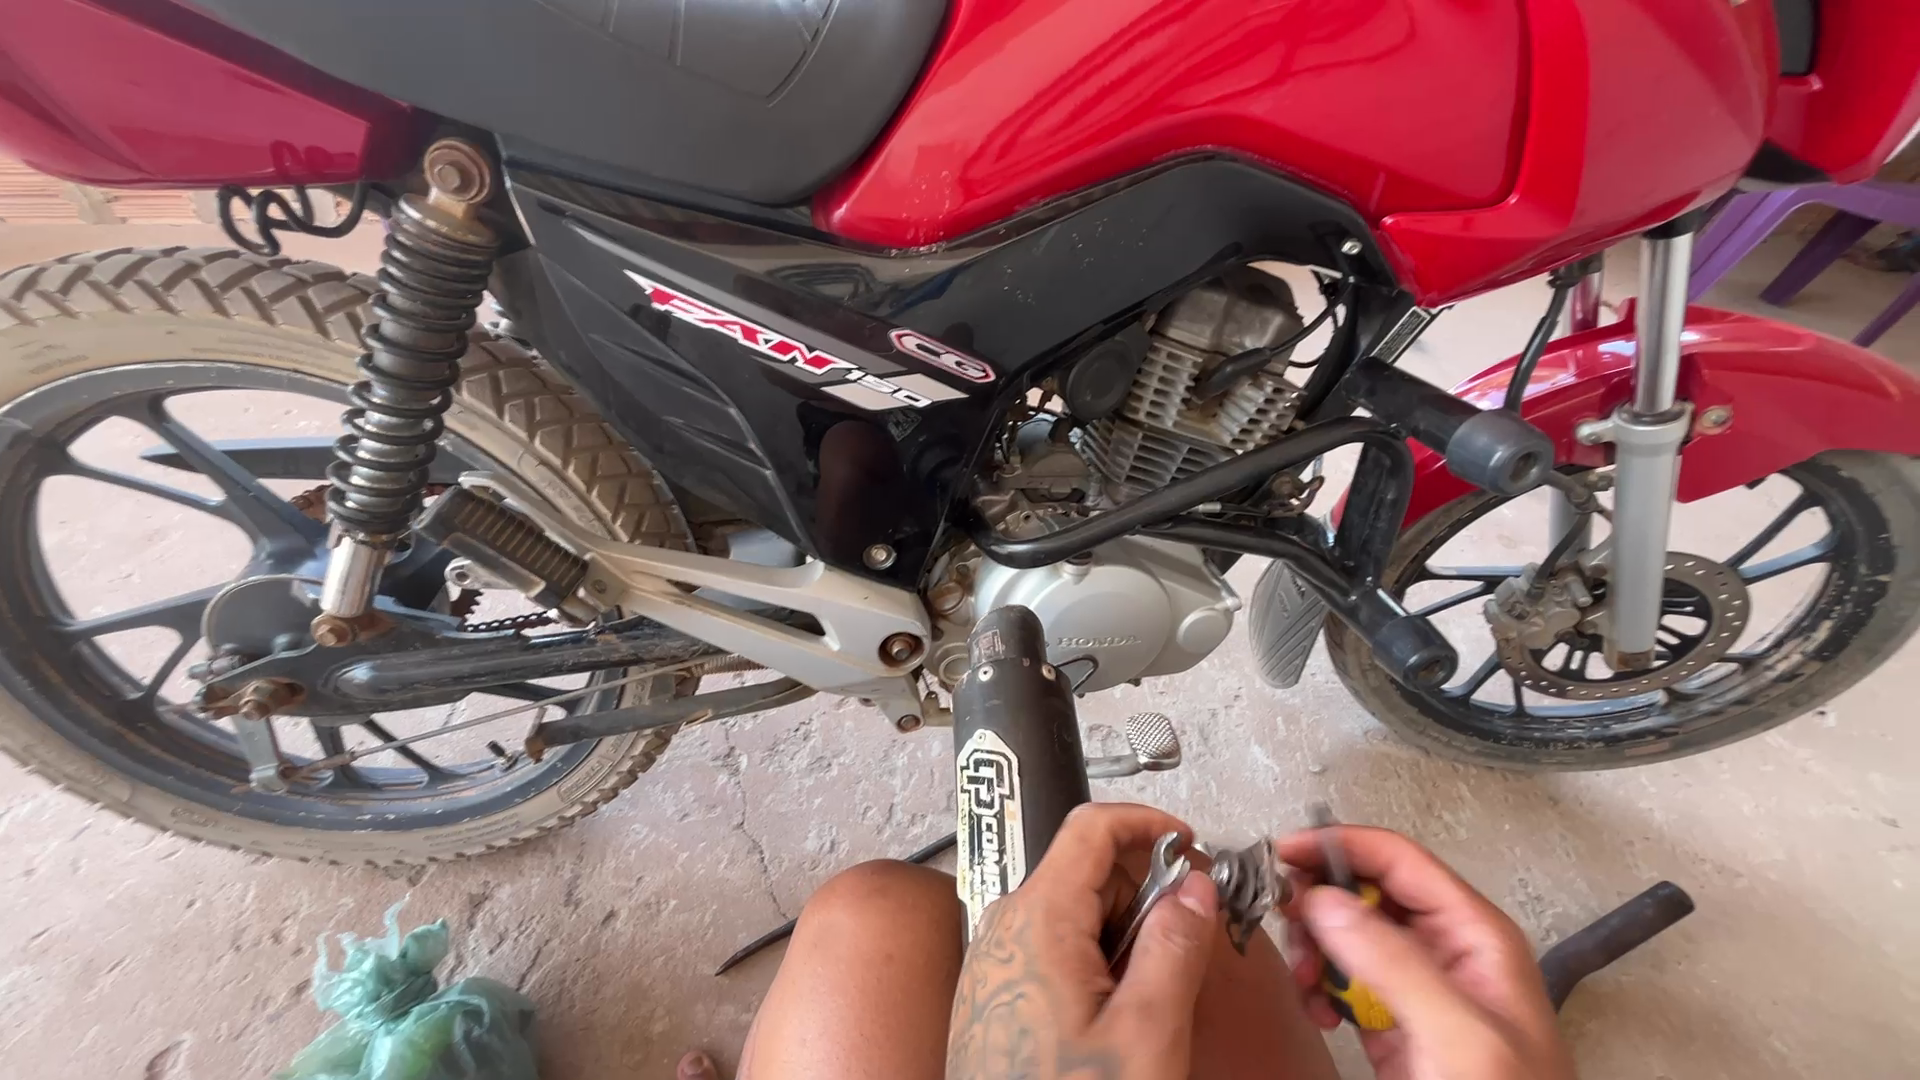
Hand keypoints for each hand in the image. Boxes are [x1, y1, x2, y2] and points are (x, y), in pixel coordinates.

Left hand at [947, 803, 1220, 1079]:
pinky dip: (1096, 951)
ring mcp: (998, 952)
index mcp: (1039, 915)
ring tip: (1154, 985)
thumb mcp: (1144, 1035)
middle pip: (1087, 865)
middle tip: (1189, 931)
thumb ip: (1174, 948)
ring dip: (1124, 925)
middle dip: (1144, 886)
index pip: (1092, 826)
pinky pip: (1054, 938)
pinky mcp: (999, 983)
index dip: (1147, 823)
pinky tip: (1118, 1002)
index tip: (1190, 845)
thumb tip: (1195, 886)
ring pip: (1074, 904)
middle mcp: (1009, 921)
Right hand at [1278, 827, 1576, 1079]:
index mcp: (1473, 932)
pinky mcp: (1391, 1012)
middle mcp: (1443, 946)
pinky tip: (1320, 1010)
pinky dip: (1318, 983)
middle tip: (1289, 923)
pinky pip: (1339, 972)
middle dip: (1317, 903)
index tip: (1284, 853)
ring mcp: (1415, 980)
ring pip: (1342, 928)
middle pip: (1361, 887)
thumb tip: (1324, 900)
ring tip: (1307, 980)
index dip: (1336, 845)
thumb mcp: (1457, 1036)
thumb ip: (1394, 963)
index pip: (1395, 857)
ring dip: (1312, 947)